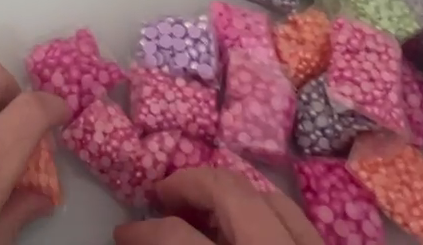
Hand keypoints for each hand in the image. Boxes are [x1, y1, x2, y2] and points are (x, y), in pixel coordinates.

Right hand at [114, 168, 324, 244]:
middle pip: (230, 190)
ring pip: (270, 196)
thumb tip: (143, 242)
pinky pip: (299, 222)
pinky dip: (265, 212)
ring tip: (199, 210)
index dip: (144, 232)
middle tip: (161, 199)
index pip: (179, 237)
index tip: (124, 233)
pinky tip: (243, 229)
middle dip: (187, 185)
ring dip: (227, 194)